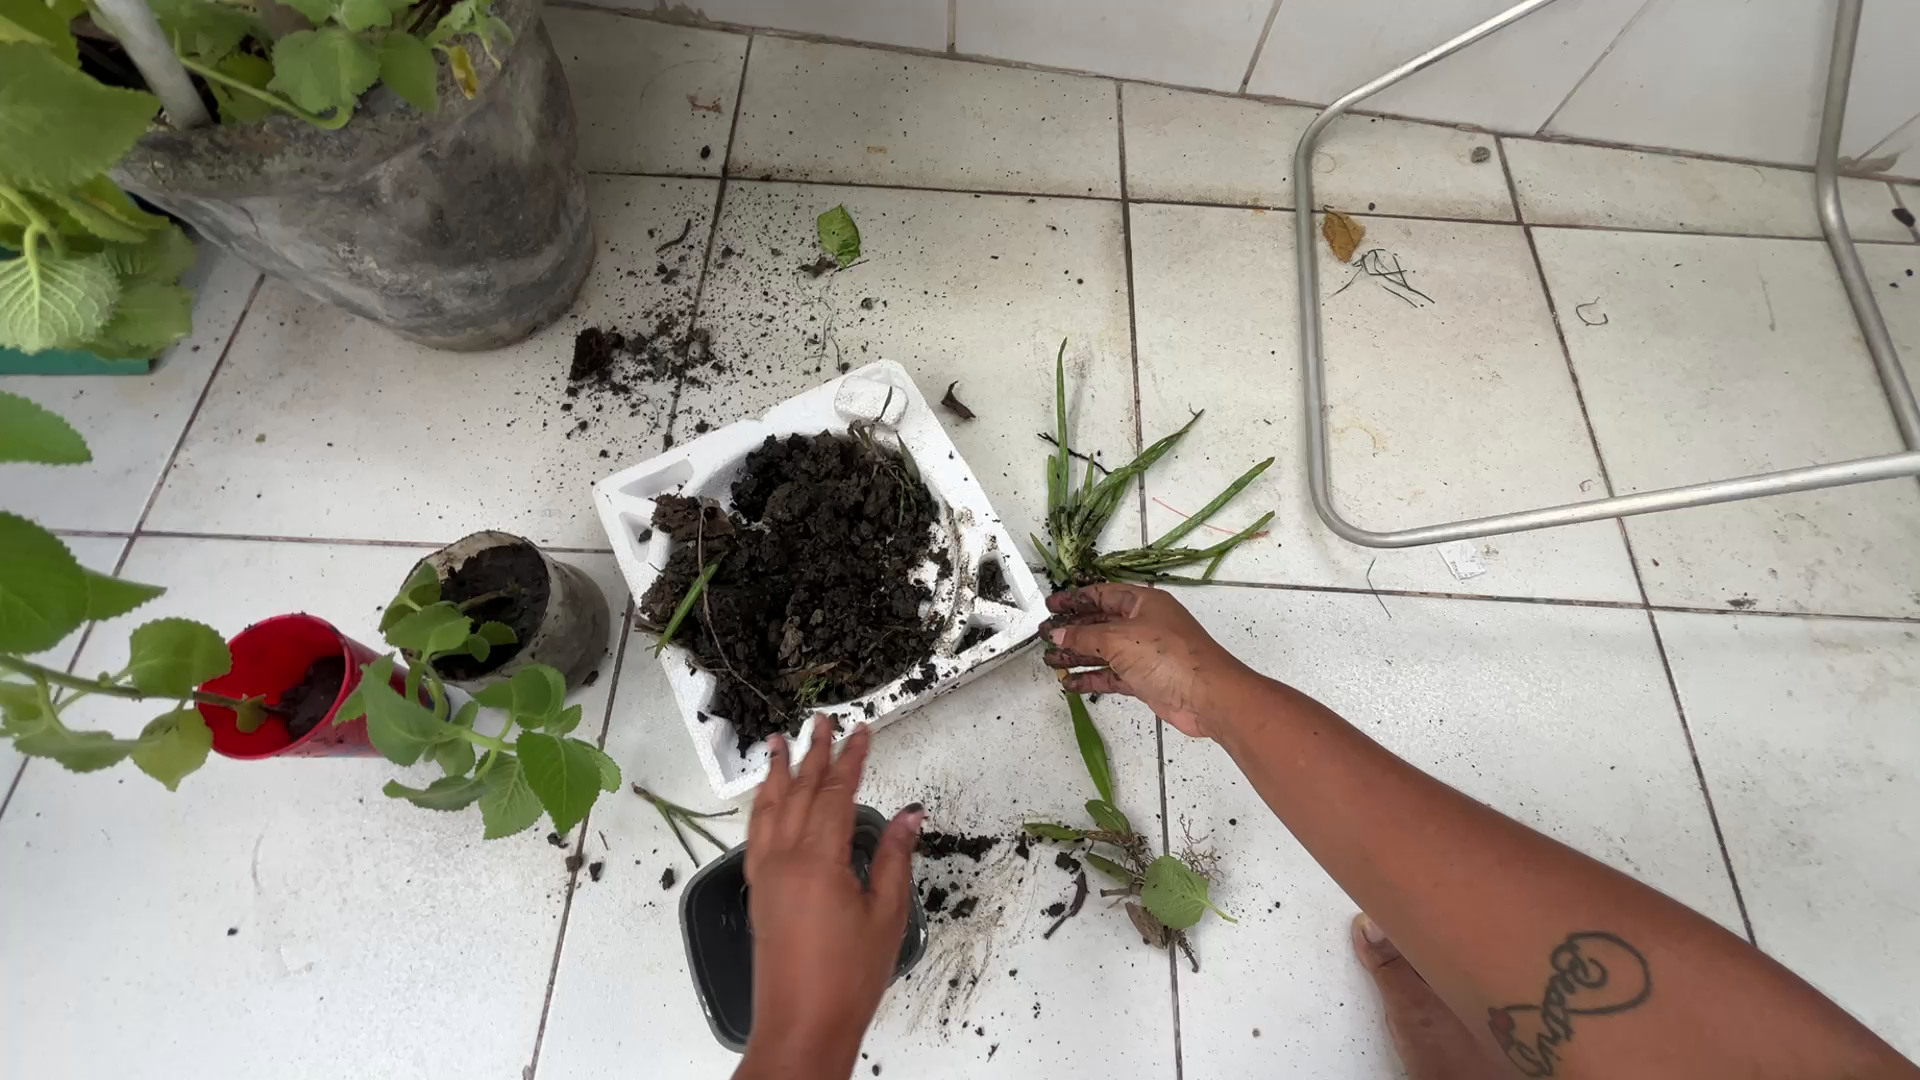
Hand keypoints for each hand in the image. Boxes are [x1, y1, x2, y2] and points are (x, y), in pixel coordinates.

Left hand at [736, 722, 923, 1079]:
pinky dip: (761, 806)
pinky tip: (765, 799)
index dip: (852, 758)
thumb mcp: (886, 915)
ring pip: (769, 808)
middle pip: (800, 791)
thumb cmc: (850, 975)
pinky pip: (756, 834)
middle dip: (814, 753)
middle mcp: (785, 858)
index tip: (862, 731)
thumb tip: (910, 812)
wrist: (801, 1029)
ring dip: (776, 771)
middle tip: (821, 721)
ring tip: (777, 741)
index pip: (837, 794)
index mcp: (819, 860)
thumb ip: (895, 857)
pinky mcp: (758, 891)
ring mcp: (766, 874)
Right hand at [1040, 583, 1255, 738]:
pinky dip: (1091, 678)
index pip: (1103, 595)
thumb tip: (1058, 633)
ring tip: (1050, 661)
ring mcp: (1144, 653)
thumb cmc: (1170, 656)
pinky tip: (1070, 683)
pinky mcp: (1144, 679)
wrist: (1207, 696)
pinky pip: (1111, 675)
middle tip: (1046, 634)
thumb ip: (1084, 636)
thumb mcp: (1119, 639)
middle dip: (1072, 629)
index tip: (1053, 605)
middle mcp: (1144, 624)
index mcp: (1143, 603)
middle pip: (1100, 623)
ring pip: (1103, 651)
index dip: (1076, 599)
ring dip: (1077, 655)